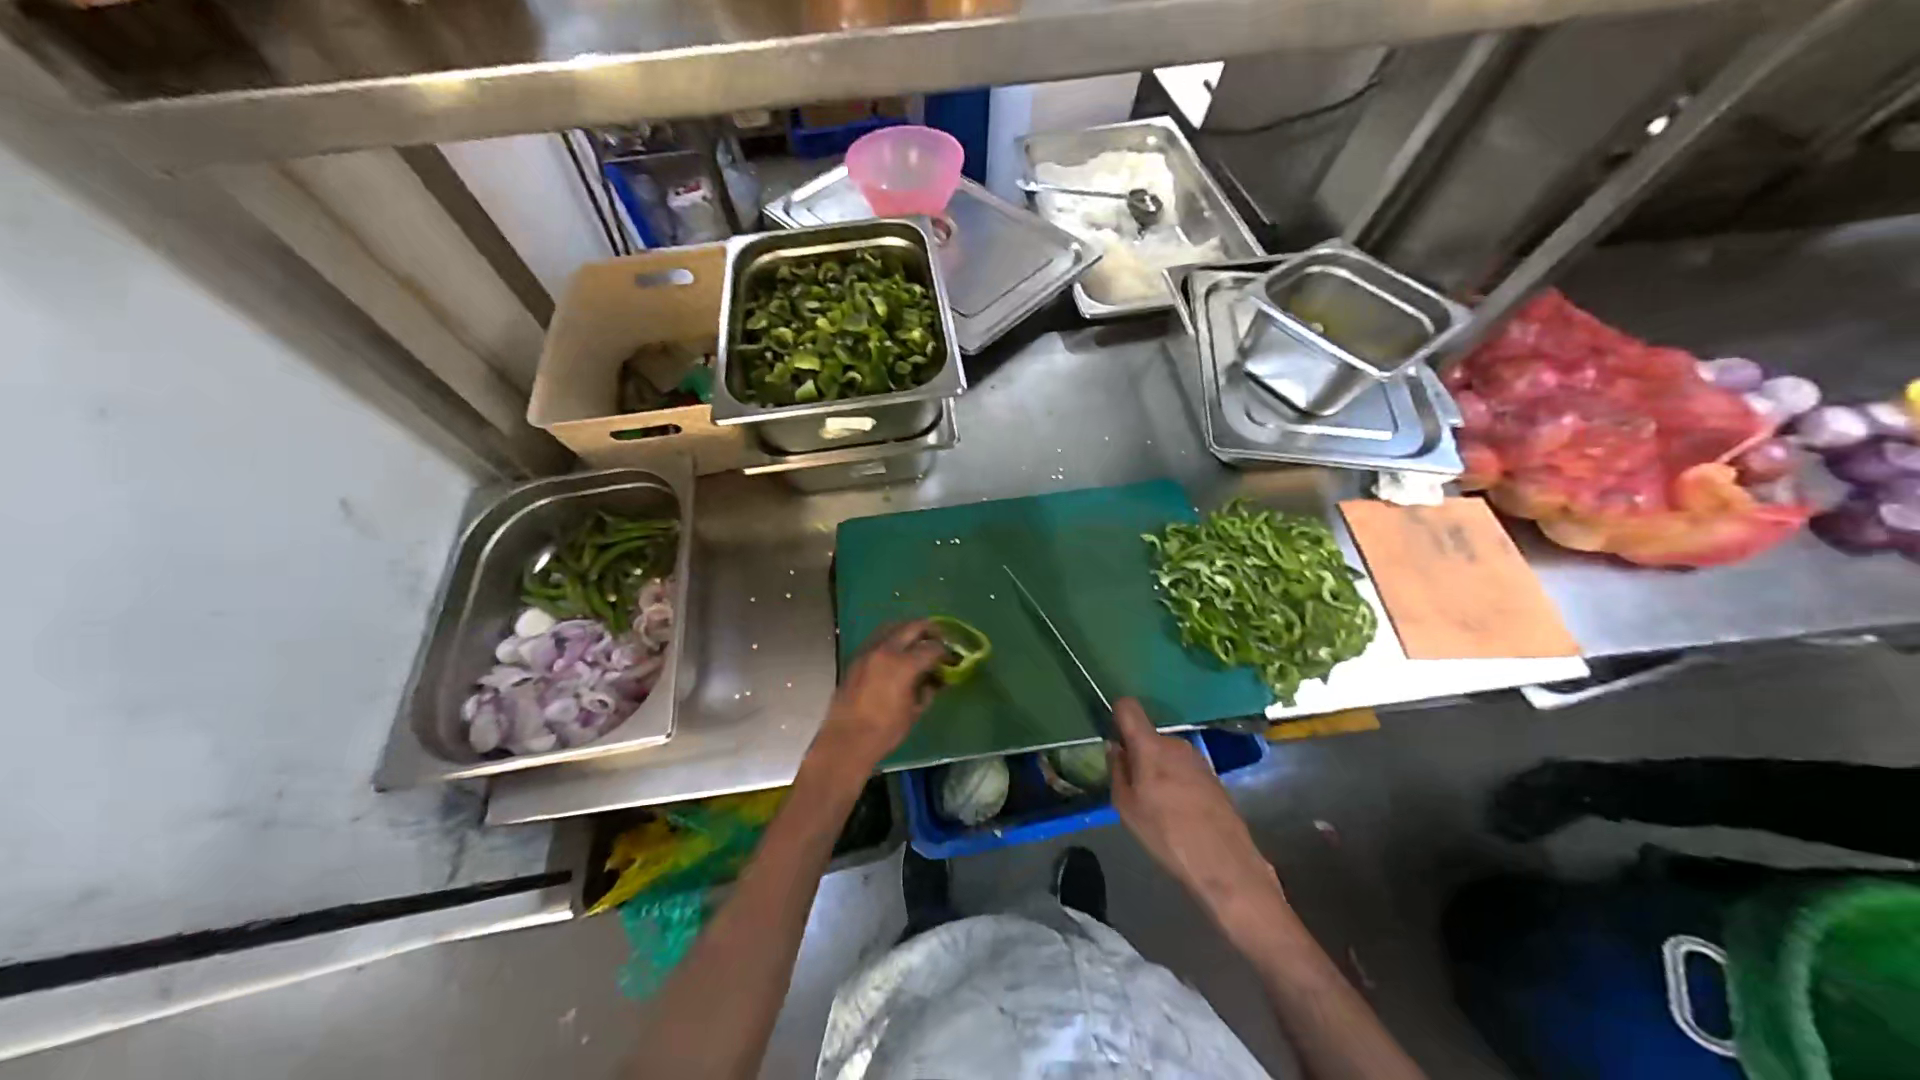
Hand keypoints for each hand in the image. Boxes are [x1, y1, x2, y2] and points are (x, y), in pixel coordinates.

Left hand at [806, 621, 946, 786]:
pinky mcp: (857, 658)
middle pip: (913, 626)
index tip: (952, 660)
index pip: (932, 647)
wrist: (846, 740)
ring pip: (893, 627)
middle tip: (940, 641)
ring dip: (909, 631)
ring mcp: (868, 651)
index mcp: (904, 664)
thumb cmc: (885, 731)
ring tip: (919, 643)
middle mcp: (886, 650)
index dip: (946, 652)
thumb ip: (929, 689)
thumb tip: (937, 679)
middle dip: (930, 631)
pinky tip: (898, 654)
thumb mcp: (915, 711)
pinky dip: (893, 639)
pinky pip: (879, 639)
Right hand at [1108, 698, 1285, 931]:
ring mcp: (1198, 759)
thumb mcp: (1126, 808)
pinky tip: (1180, 813)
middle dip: (1139, 755)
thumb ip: (1117, 771)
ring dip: (1159, 771)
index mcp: (1150, 747)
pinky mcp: (1214, 776)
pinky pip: (1184, 769)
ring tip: (1158, 807)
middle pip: (1148, 737)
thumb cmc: (1167, 834)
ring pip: (1167, 755)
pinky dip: (1177, 782)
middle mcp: (1176, 744)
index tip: (1113, 737)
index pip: (1129, 707)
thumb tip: (1116, 748)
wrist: (1224, 863)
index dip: (1117, 714)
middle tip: (1135, 789)